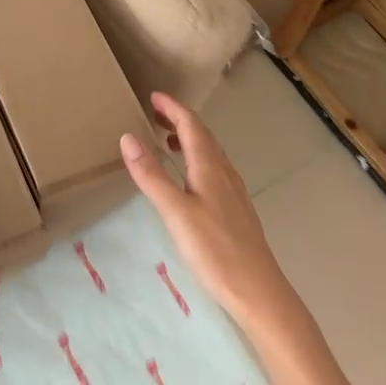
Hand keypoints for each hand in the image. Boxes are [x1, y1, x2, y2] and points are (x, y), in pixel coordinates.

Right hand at [120, 92, 289, 319]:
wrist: (257, 290)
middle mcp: (223, 171)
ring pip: (209, 152)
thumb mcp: (175, 212)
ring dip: (188, 139)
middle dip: (179, 119)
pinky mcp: (235, 208)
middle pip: (202, 135)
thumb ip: (151, 175)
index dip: (172, 107)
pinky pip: (214, 169)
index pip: (190, 124)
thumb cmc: (214, 249)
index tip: (153, 95)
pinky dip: (196, 159)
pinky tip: (188, 179)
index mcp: (209, 165)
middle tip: (154, 113)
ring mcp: (232, 190)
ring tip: (166, 141)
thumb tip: (128, 137)